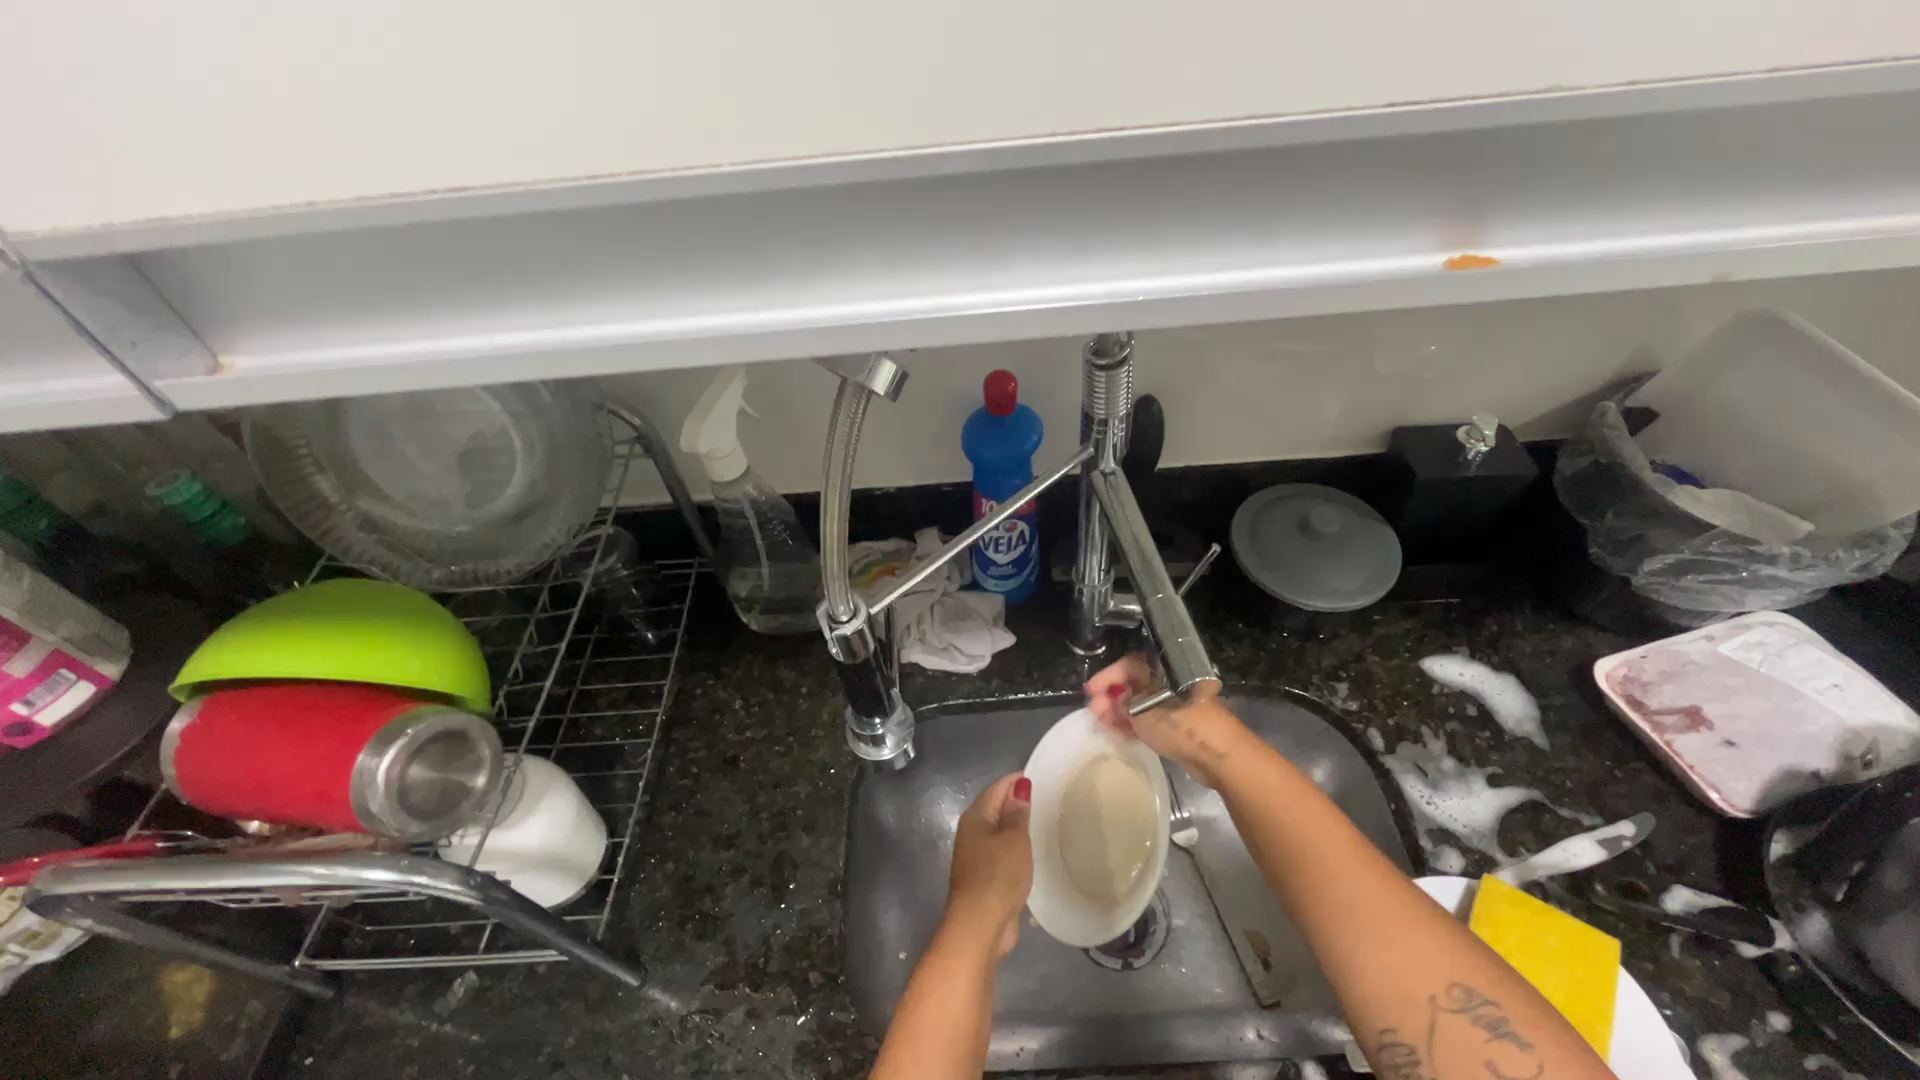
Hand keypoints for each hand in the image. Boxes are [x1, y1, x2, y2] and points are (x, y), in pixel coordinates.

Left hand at [945, 772, 1032, 956]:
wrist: (979, 925)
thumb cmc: (998, 875)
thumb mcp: (1014, 839)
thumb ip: (1017, 813)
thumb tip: (1019, 786)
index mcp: (975, 817)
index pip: (997, 788)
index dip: (1017, 780)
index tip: (1042, 775)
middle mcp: (972, 833)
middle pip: (996, 809)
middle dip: (1017, 802)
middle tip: (1048, 798)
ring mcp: (976, 857)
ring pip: (999, 832)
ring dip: (1017, 827)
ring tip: (1045, 823)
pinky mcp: (985, 878)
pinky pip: (1002, 853)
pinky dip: (1016, 849)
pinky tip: (1033, 853)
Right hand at [1086, 654, 1249, 789]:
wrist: (1219, 756)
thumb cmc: (1180, 726)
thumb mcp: (1143, 712)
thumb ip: (1124, 703)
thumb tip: (1116, 700)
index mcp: (1165, 672)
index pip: (1130, 666)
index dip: (1108, 676)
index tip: (1090, 691)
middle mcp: (1170, 685)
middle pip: (1135, 685)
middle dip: (1111, 697)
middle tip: (1094, 711)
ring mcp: (1175, 707)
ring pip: (1141, 705)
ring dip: (1120, 713)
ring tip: (1102, 724)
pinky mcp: (1179, 728)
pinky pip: (1150, 721)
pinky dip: (1134, 725)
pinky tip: (1118, 733)